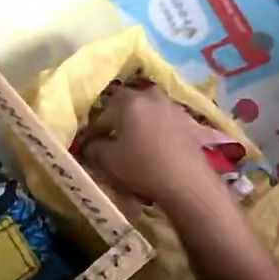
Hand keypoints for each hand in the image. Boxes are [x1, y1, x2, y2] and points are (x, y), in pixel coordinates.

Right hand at [80, 83, 228, 215]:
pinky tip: (156, 148)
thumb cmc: (143, 166)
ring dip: (140, 124)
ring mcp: (173, 107)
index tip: (90, 145)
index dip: (95, 130)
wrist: (188, 182)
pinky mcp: (189, 122)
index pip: (104, 112)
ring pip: (149, 112)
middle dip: (119, 121)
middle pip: (128, 106)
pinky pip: (166, 122)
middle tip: (114, 141)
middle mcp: (152, 96)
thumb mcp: (109, 160)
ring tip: (135, 144)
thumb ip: (93, 148)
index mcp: (130, 100)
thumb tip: (89, 145)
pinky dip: (158, 131)